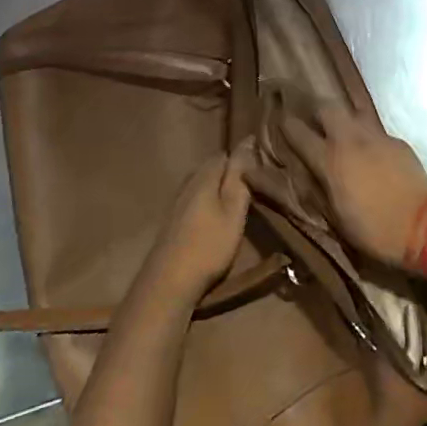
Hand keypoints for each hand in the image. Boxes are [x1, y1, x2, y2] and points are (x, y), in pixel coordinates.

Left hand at [141, 139, 255, 300]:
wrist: (168, 283)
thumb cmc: (209, 246)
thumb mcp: (233, 211)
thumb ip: (239, 177)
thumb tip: (247, 142)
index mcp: (204, 178)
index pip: (224, 154)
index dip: (241, 157)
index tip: (259, 168)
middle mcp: (187, 184)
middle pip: (210, 168)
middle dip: (229, 171)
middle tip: (250, 186)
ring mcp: (176, 203)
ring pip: (200, 184)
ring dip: (216, 187)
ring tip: (235, 199)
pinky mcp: (171, 221)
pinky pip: (193, 199)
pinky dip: (206, 201)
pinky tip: (213, 215)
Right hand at [281, 106, 426, 268]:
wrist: (421, 225)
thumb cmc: (372, 230)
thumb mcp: (335, 217)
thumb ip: (317, 190)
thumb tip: (305, 175)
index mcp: (330, 161)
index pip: (299, 133)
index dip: (287, 124)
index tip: (280, 118)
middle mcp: (351, 140)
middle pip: (328, 107)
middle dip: (316, 109)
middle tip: (312, 118)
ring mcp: (377, 137)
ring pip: (353, 113)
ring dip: (343, 118)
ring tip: (339, 129)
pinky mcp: (397, 141)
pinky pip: (375, 130)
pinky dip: (366, 136)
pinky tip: (369, 150)